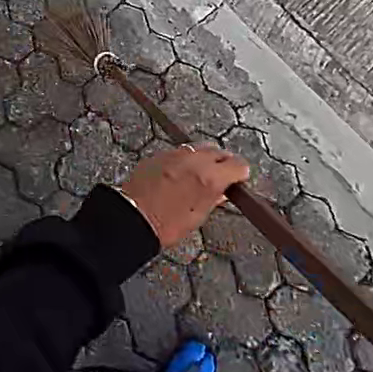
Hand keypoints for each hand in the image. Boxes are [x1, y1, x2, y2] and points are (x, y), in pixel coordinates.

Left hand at [117, 144, 249, 247]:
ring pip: (198, 147)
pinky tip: (180, 172)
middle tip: (221, 175)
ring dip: (204, 157)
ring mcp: (175, 154)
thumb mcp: (198, 216)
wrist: (133, 217)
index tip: (238, 178)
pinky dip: (184, 159)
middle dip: (223, 161)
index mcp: (210, 177)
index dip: (240, 173)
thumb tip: (222, 191)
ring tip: (200, 173)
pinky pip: (178, 151)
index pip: (237, 164)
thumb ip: (213, 198)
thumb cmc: (165, 224)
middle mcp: (194, 160)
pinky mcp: (159, 154)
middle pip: (218, 151)